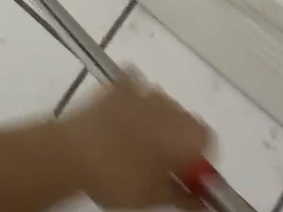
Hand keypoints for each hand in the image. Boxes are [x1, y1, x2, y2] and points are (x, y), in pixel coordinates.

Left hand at [56, 73, 213, 207]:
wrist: (74, 151)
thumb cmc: (120, 177)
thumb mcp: (157, 196)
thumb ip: (187, 197)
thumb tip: (200, 201)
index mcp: (186, 131)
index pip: (208, 139)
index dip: (199, 158)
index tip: (187, 175)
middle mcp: (168, 103)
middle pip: (184, 118)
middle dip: (178, 138)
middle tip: (162, 165)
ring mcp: (140, 87)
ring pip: (160, 103)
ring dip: (156, 118)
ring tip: (138, 144)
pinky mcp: (114, 82)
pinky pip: (133, 84)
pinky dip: (133, 97)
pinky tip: (123, 116)